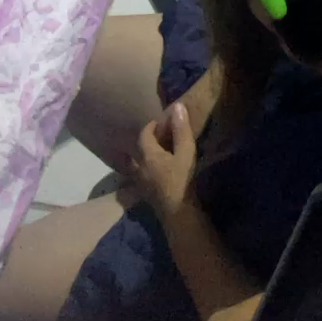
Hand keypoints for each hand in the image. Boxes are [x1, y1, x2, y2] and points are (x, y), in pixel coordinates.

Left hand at [129, 101, 196, 219]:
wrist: (178, 213)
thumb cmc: (181, 179)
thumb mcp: (185, 152)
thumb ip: (181, 129)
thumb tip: (176, 106)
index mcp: (147, 155)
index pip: (144, 135)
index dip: (151, 126)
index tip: (161, 122)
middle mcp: (139, 167)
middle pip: (137, 150)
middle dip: (146, 141)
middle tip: (158, 137)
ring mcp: (140, 182)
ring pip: (136, 164)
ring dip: (142, 156)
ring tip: (154, 153)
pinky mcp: (144, 193)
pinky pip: (139, 176)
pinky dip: (145, 169)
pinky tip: (154, 172)